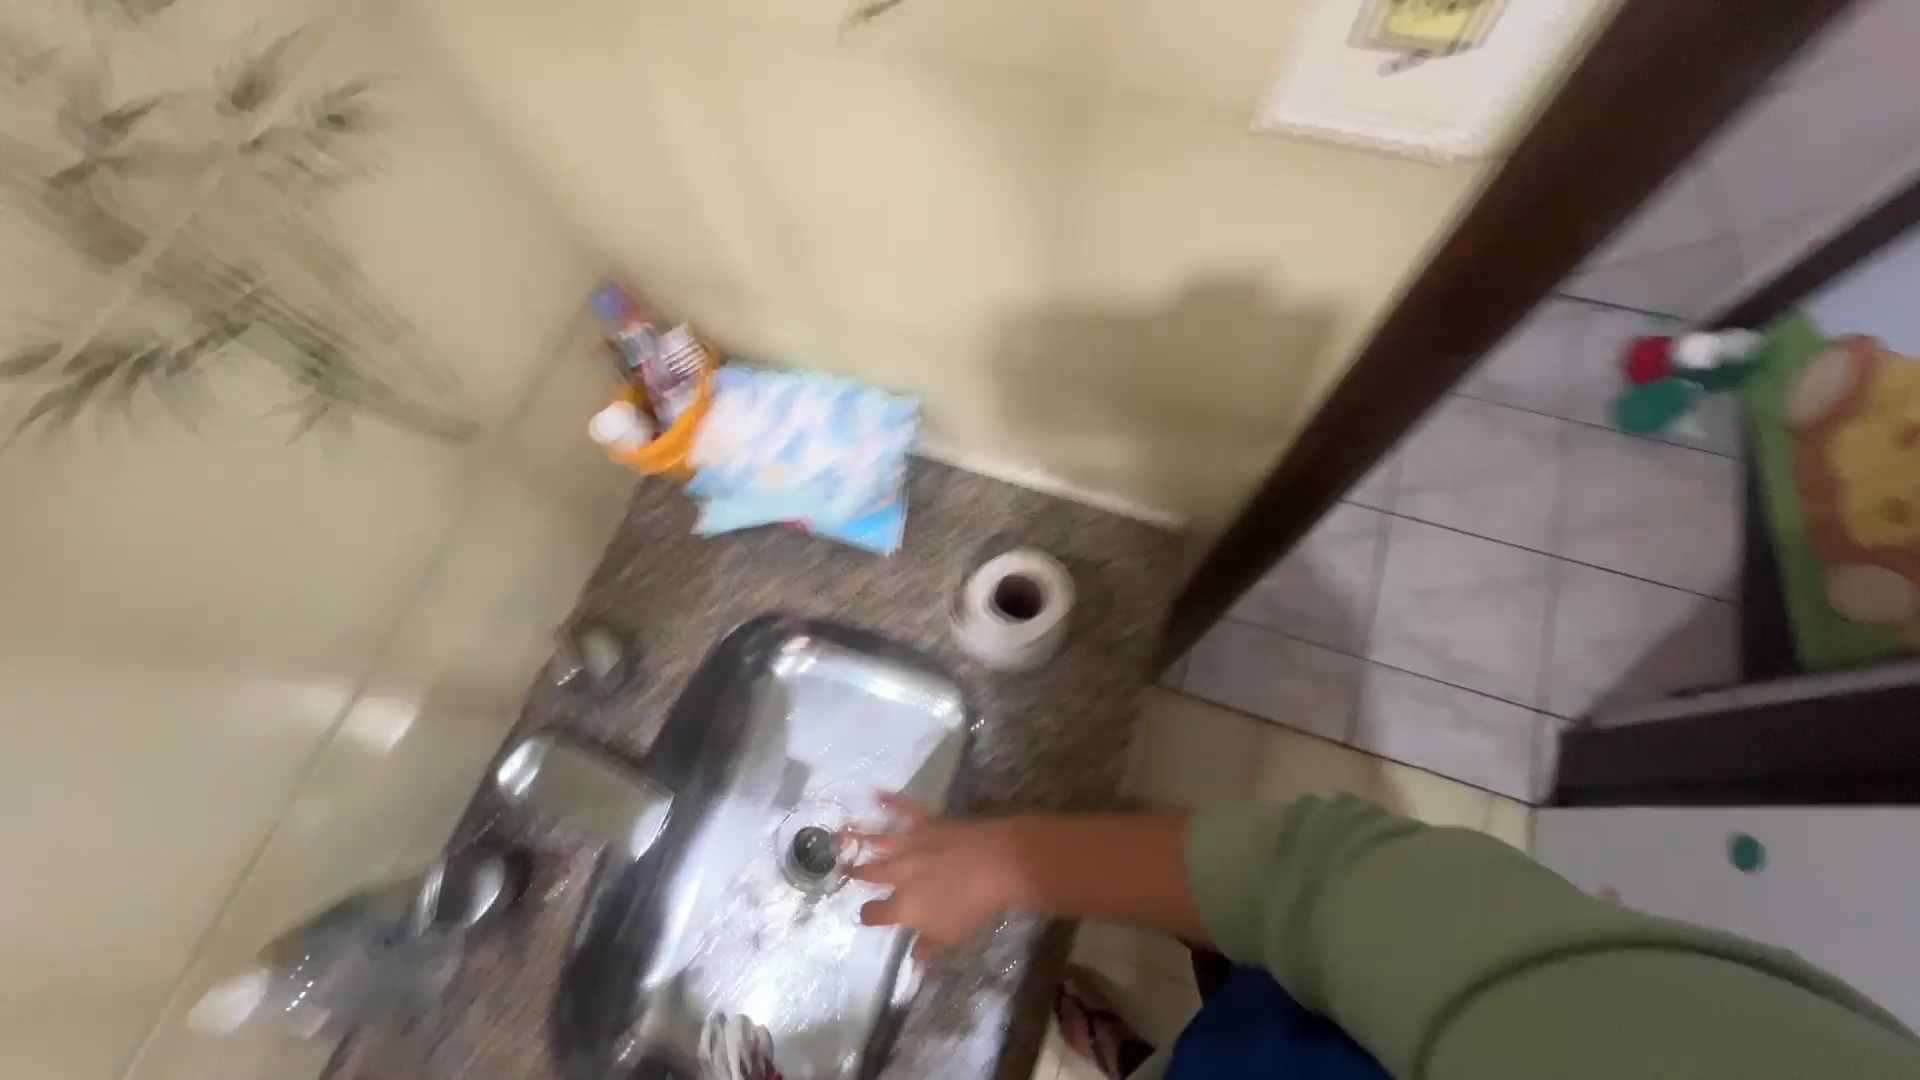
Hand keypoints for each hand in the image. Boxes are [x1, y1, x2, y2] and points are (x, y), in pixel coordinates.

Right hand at [846, 793, 1026, 958]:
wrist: (994, 864)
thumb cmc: (972, 906)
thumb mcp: (950, 936)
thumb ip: (928, 947)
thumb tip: (913, 959)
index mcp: (903, 905)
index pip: (876, 913)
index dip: (869, 914)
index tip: (865, 914)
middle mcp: (899, 873)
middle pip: (872, 873)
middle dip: (856, 872)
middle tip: (843, 869)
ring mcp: (911, 844)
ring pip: (878, 840)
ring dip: (857, 836)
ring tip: (839, 833)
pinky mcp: (926, 822)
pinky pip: (905, 809)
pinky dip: (891, 800)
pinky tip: (878, 793)